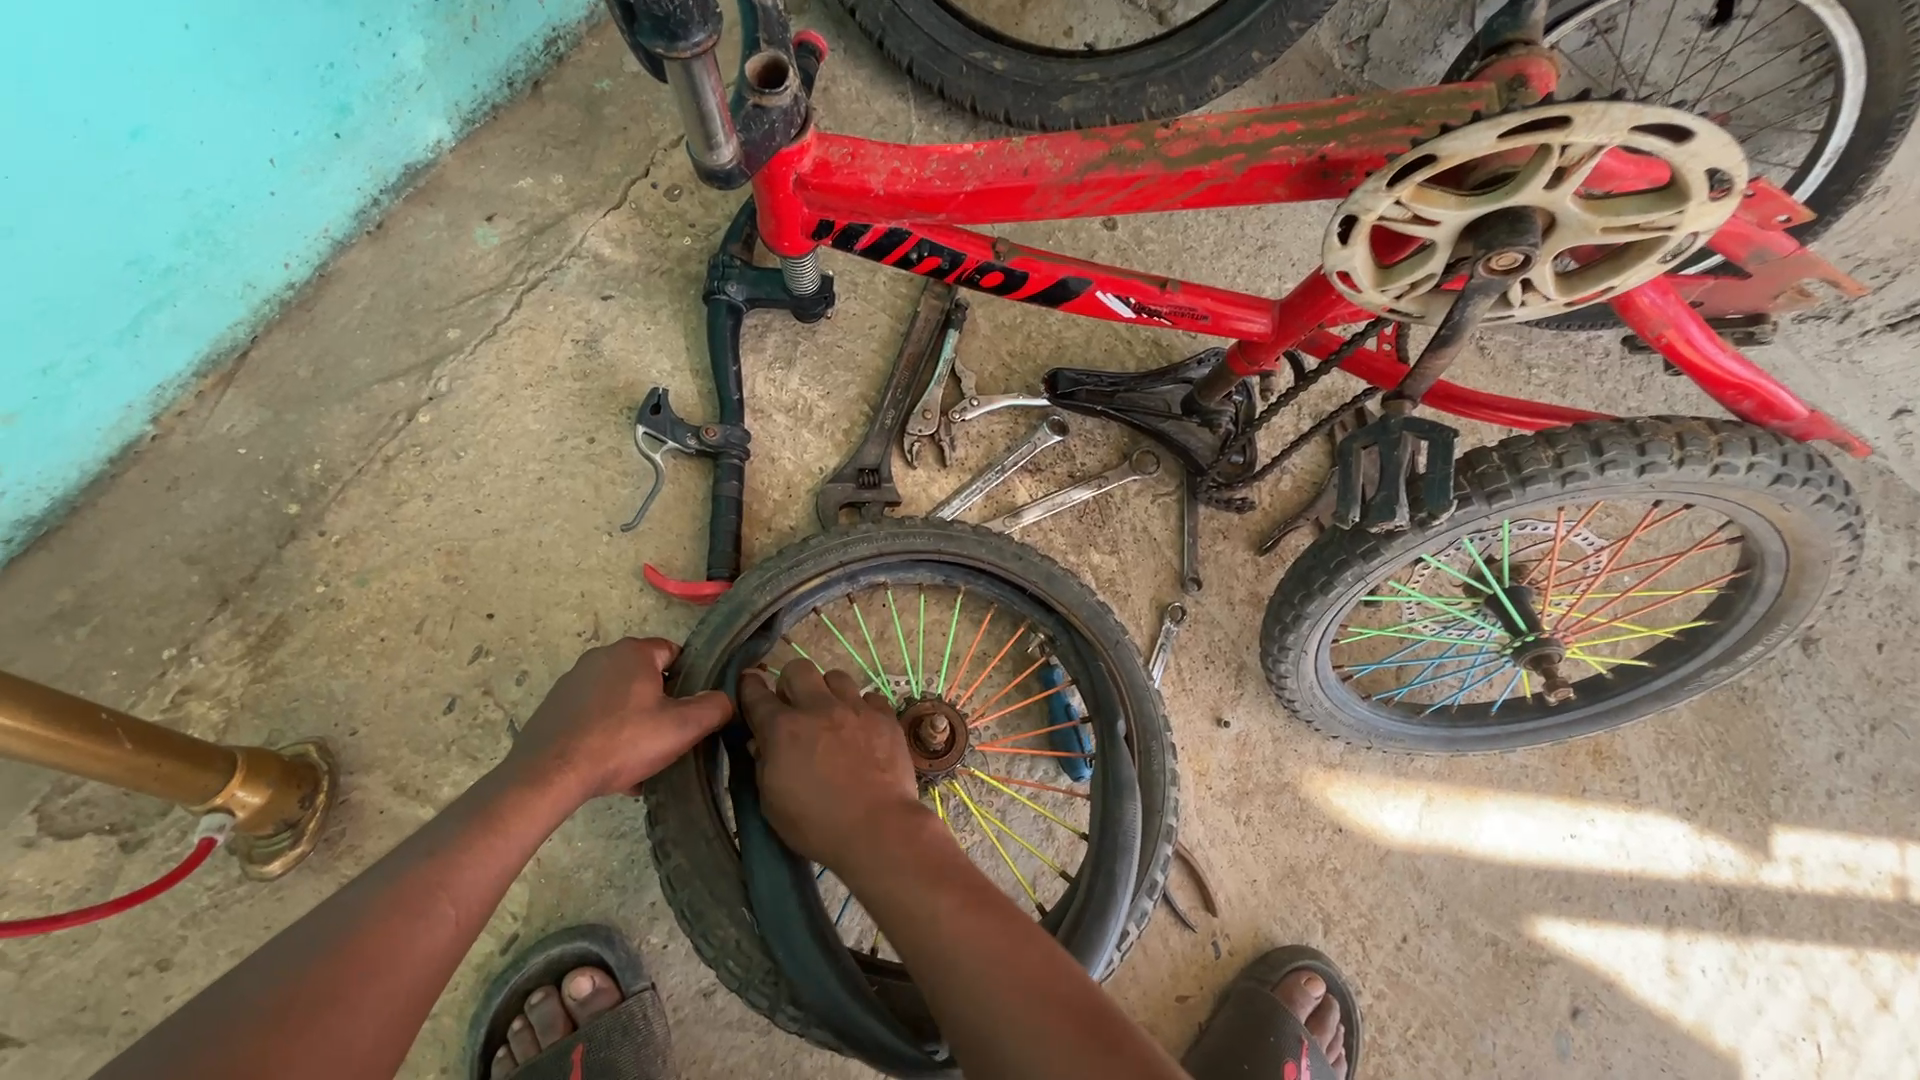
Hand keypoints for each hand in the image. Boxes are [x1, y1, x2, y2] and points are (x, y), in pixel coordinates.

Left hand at [506, 638, 732, 799]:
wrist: (549, 774)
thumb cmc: (622, 741)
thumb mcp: (682, 727)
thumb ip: (714, 707)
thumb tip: (725, 699)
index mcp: (633, 652)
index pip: (674, 653)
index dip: (689, 681)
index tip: (691, 710)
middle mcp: (600, 657)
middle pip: (646, 679)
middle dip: (660, 706)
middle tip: (668, 738)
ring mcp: (572, 683)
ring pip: (620, 701)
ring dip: (633, 724)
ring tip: (639, 759)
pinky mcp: (554, 708)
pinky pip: (594, 718)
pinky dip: (607, 735)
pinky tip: (611, 766)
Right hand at [737, 662, 930, 875]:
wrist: (877, 828)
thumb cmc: (817, 824)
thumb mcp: (772, 803)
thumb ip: (763, 765)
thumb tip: (761, 743)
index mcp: (783, 729)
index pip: (756, 694)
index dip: (749, 687)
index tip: (749, 686)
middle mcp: (818, 709)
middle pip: (798, 669)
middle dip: (791, 682)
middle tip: (794, 706)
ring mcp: (855, 709)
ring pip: (836, 676)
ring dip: (828, 691)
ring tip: (831, 714)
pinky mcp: (885, 717)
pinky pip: (870, 697)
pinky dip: (862, 708)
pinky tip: (862, 728)